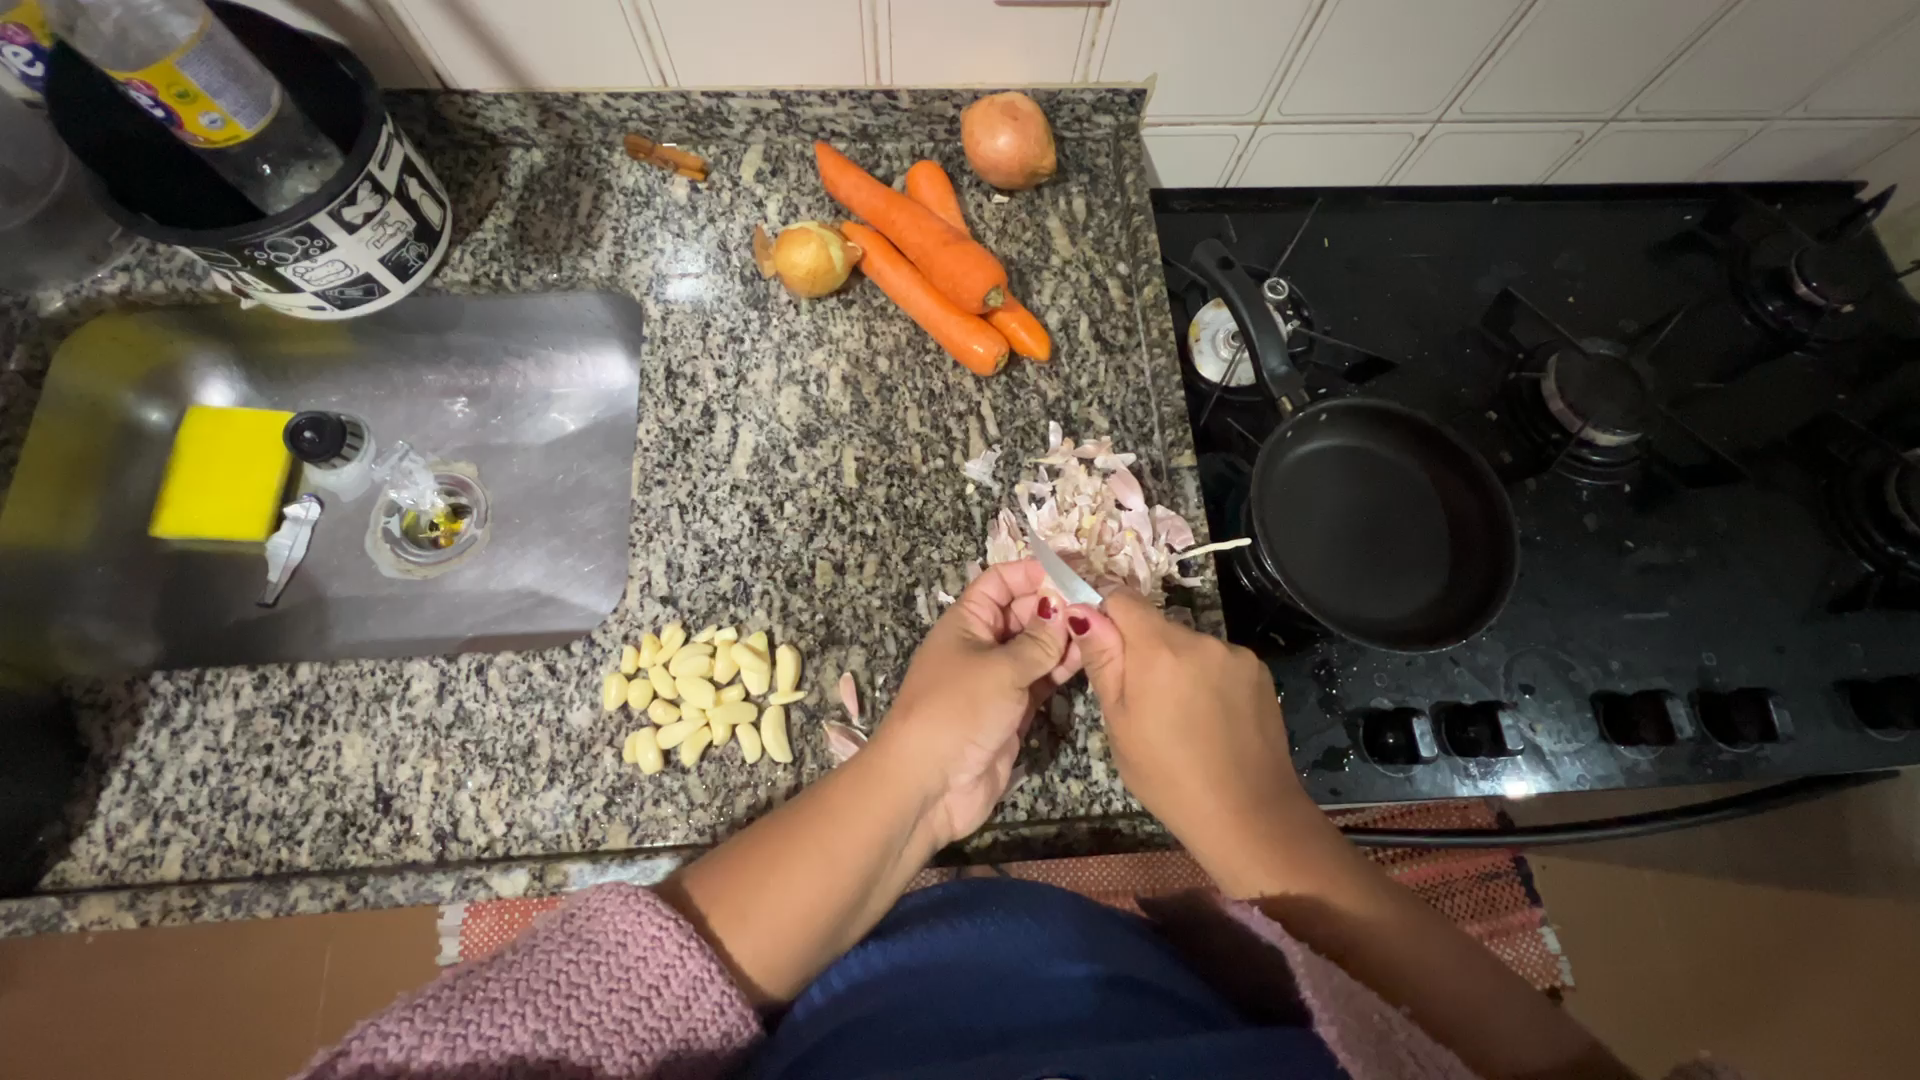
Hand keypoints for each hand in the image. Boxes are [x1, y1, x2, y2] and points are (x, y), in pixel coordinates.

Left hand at [875, 559, 1078, 847]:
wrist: (928, 783)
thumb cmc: (957, 710)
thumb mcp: (1000, 669)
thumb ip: (1038, 641)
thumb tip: (1064, 609)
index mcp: (966, 621)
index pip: (1000, 582)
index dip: (1032, 573)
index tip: (1074, 571)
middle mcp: (981, 644)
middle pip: (1022, 613)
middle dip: (1056, 606)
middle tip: (1098, 602)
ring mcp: (997, 679)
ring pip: (1036, 648)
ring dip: (1063, 639)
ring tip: (1101, 629)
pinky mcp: (1012, 711)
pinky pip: (1041, 680)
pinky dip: (1061, 670)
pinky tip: (1088, 658)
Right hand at [1066, 590, 1307, 872]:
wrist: (1249, 815)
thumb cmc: (1167, 775)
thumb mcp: (1119, 722)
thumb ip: (1102, 660)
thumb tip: (1082, 611)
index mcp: (1159, 648)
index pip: (1123, 598)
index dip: (1107, 617)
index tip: (1105, 650)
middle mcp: (1200, 639)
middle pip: (1157, 625)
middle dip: (1144, 651)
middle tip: (1143, 701)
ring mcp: (1235, 654)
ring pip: (1189, 645)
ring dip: (1179, 666)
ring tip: (1181, 716)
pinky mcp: (1260, 672)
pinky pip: (1219, 662)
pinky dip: (1208, 679)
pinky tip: (1212, 719)